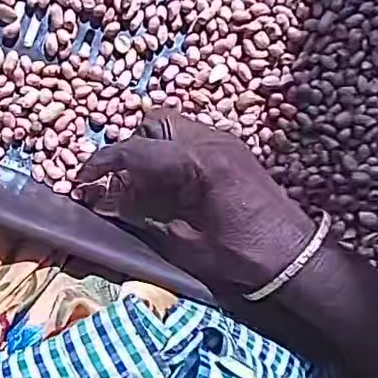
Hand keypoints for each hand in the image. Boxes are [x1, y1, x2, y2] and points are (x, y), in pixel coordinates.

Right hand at [76, 110, 317, 294]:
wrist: (295, 256)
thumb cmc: (241, 255)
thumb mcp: (184, 243)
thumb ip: (143, 216)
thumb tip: (106, 203)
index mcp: (198, 162)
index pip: (135, 149)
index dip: (101, 164)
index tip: (82, 181)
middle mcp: (211, 140)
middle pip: (153, 122)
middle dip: (130, 148)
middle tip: (122, 184)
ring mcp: (225, 141)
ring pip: (172, 126)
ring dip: (151, 150)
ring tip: (146, 187)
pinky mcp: (233, 150)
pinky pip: (191, 138)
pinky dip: (172, 154)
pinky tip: (172, 186)